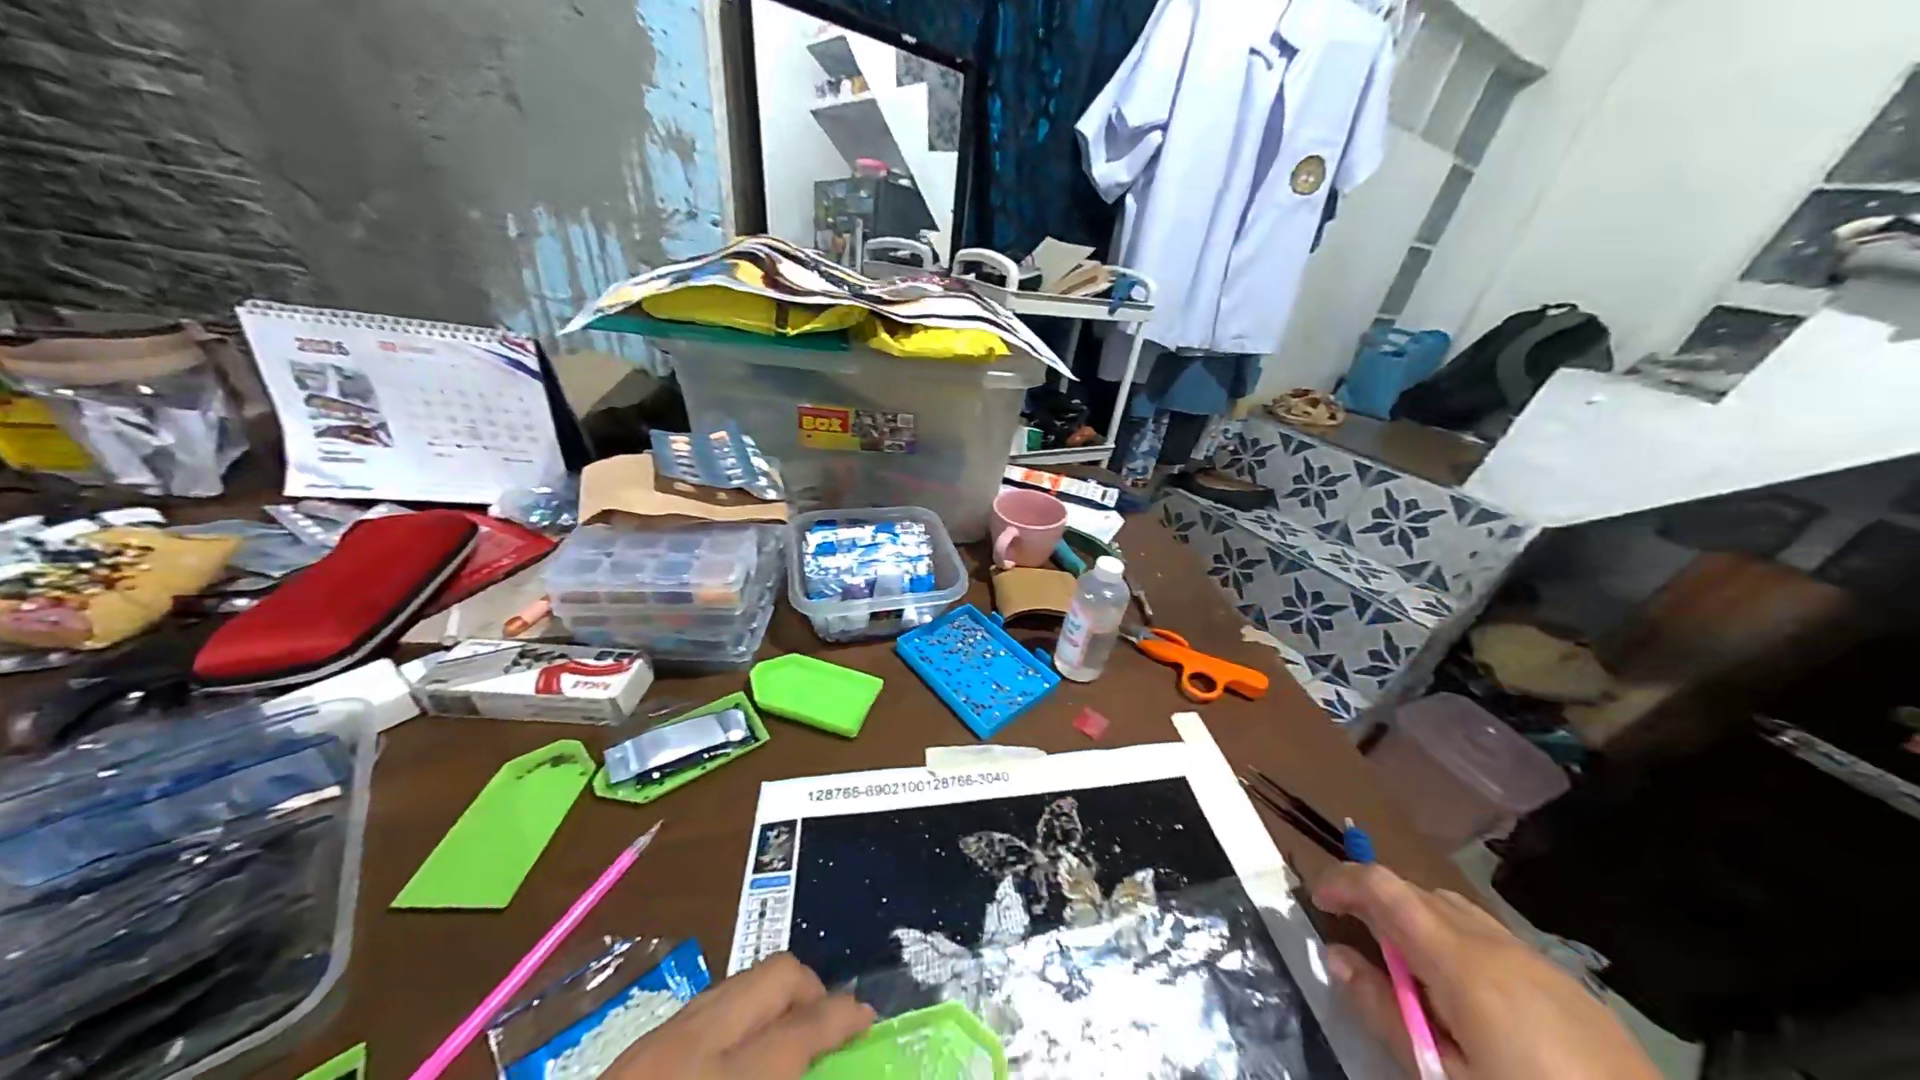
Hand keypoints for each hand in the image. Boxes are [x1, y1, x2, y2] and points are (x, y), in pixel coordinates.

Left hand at [606, 953, 873, 1079]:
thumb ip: (782, 1078)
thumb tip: (809, 1070)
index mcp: (731, 1075)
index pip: (805, 1025)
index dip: (846, 1018)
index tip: (868, 1021)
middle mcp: (698, 1039)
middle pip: (778, 974)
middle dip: (814, 992)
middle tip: (827, 1032)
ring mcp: (665, 1036)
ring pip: (744, 982)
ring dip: (776, 1002)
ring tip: (785, 1045)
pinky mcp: (642, 1045)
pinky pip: (712, 1006)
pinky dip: (740, 1017)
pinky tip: (736, 1061)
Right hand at [1313, 864, 1659, 1079]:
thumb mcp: (1442, 1076)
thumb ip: (1383, 1011)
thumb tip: (1336, 954)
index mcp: (1460, 960)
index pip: (1384, 887)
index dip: (1342, 880)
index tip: (1316, 900)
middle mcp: (1495, 942)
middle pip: (1417, 893)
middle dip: (1374, 902)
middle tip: (1352, 940)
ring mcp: (1536, 959)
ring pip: (1455, 910)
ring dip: (1415, 920)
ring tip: (1405, 969)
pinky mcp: (1565, 983)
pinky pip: (1491, 937)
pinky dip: (1454, 941)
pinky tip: (1464, 996)